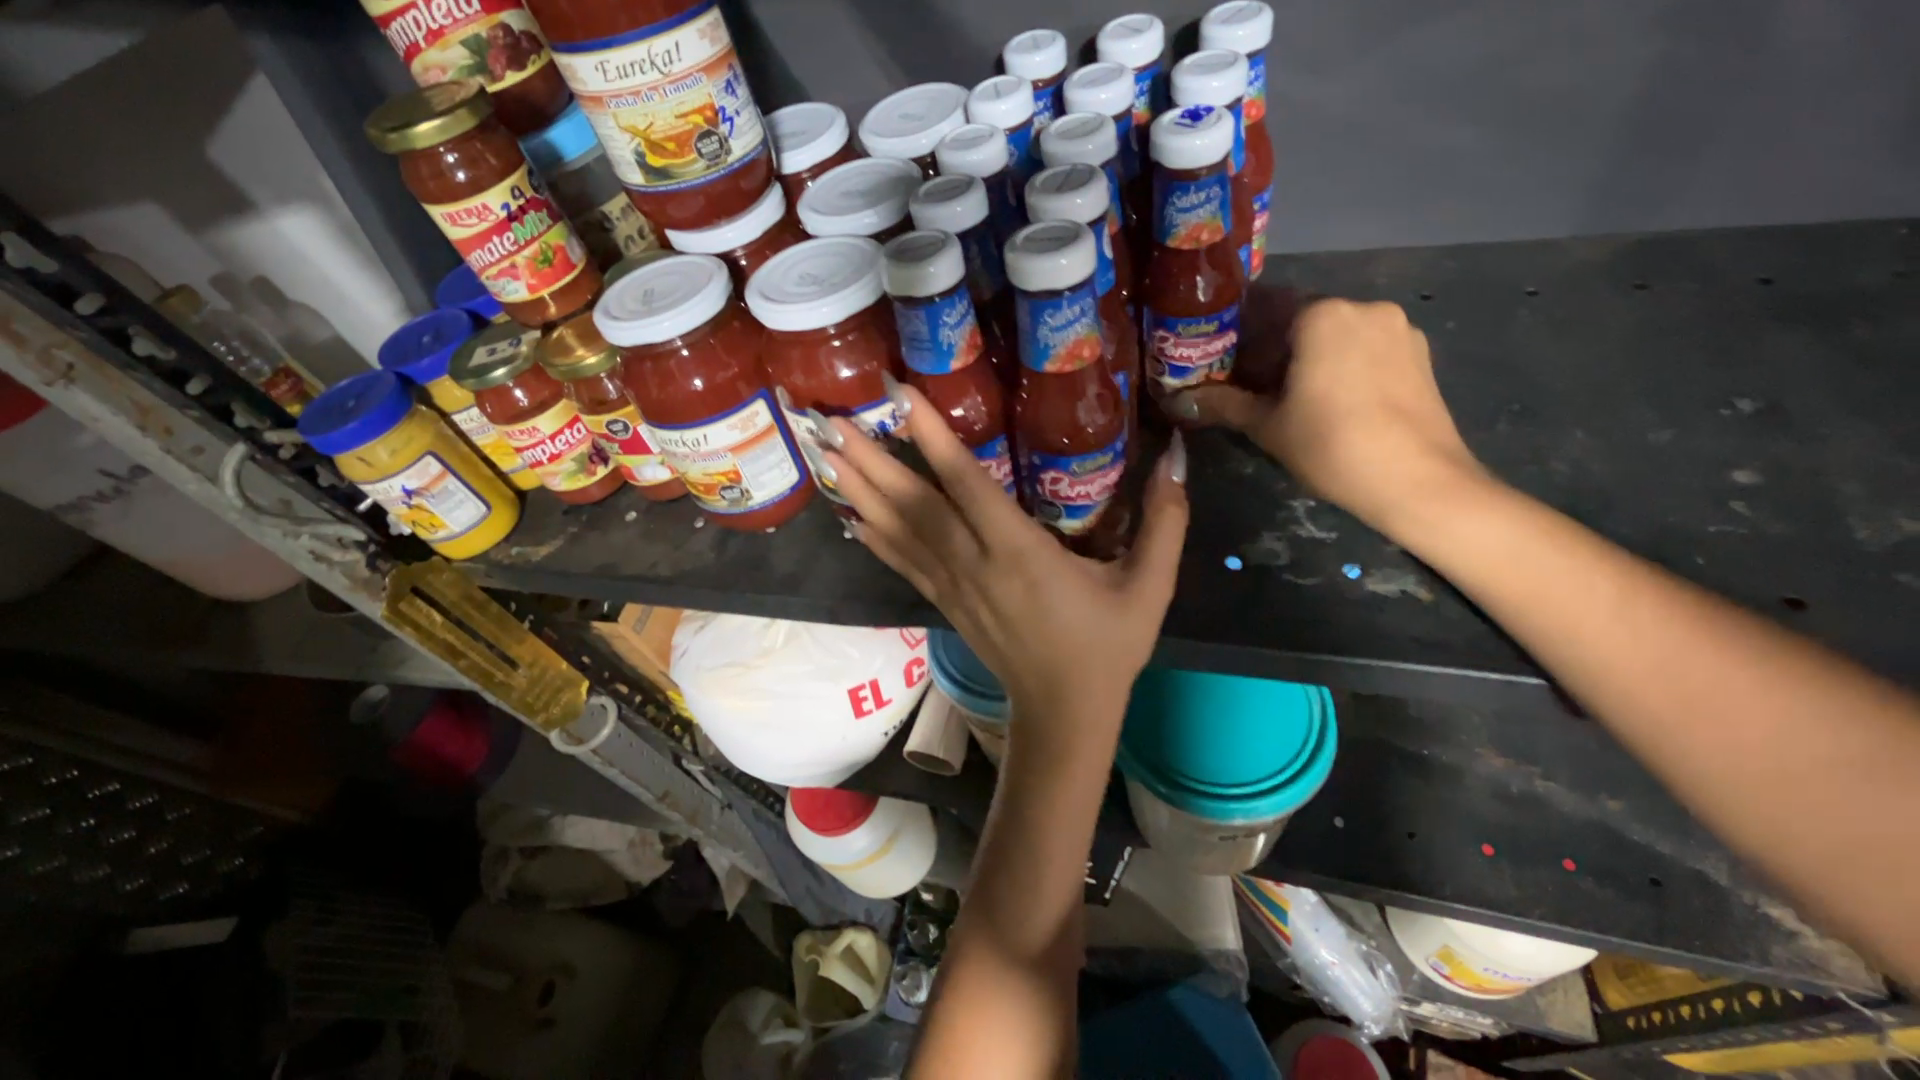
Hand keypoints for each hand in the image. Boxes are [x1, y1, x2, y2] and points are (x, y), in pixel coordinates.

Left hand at [813, 384, 1189, 728]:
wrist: (1064, 712)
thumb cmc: (1107, 646)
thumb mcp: (1149, 586)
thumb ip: (1165, 520)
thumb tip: (1178, 453)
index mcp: (1019, 551)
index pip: (965, 483)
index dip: (930, 436)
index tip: (895, 393)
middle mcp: (973, 562)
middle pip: (911, 502)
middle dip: (868, 457)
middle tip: (827, 416)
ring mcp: (951, 584)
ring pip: (895, 529)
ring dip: (856, 487)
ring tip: (821, 449)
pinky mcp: (942, 601)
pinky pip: (898, 560)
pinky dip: (870, 532)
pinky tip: (846, 510)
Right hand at [1170, 297, 1487, 531]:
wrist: (1418, 481)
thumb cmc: (1332, 446)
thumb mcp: (1268, 427)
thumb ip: (1224, 404)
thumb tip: (1179, 400)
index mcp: (1321, 314)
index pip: (1265, 313)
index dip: (1241, 343)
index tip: (1228, 372)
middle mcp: (1364, 307)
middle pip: (1305, 322)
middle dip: (1280, 351)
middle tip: (1260, 391)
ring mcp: (1400, 329)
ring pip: (1340, 336)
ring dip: (1316, 359)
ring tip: (1300, 402)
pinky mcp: (1422, 355)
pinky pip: (1370, 351)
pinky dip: (1348, 368)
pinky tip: (1339, 405)